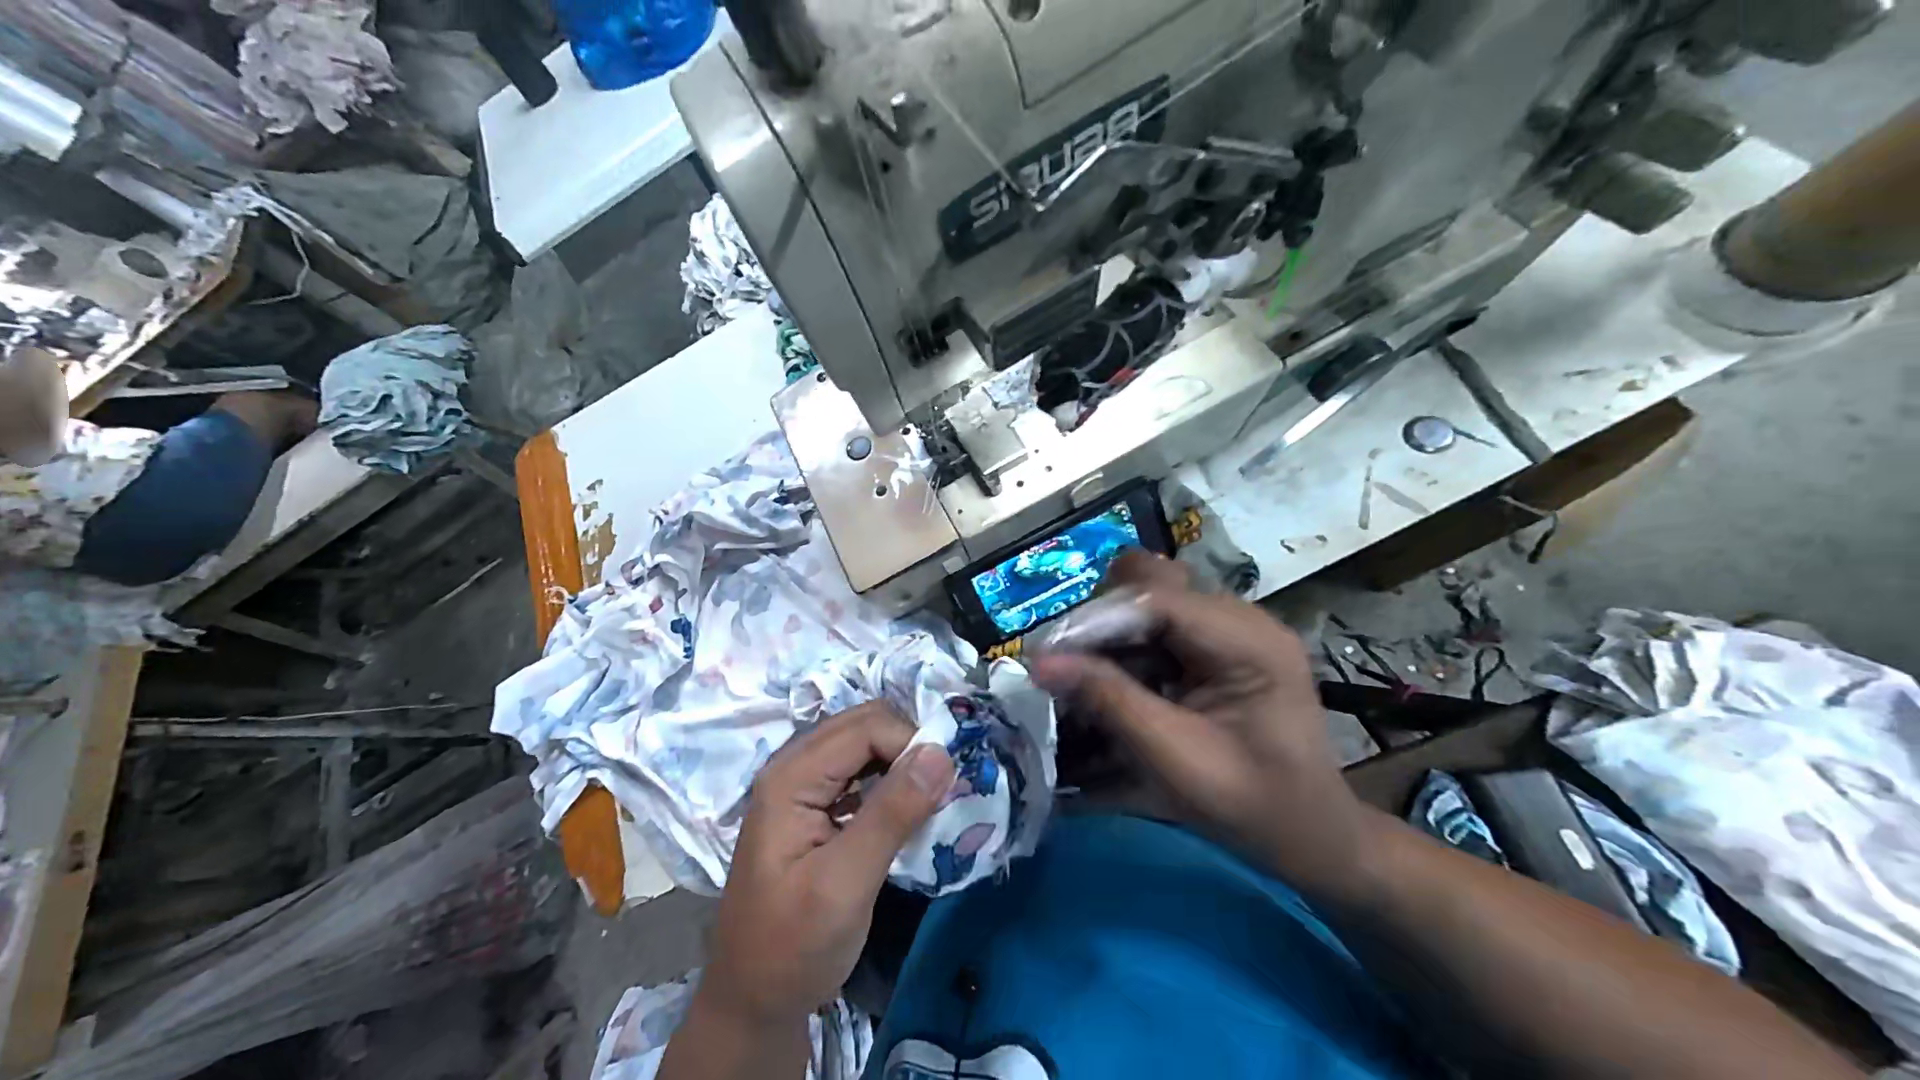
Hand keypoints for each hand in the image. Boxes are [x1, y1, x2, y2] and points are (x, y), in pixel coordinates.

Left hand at [700, 702, 954, 1022]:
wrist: (753, 1001)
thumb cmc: (793, 947)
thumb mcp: (845, 883)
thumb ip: (892, 814)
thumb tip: (941, 752)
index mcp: (790, 778)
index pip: (865, 727)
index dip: (910, 744)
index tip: (945, 785)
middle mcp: (792, 768)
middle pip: (863, 725)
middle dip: (909, 745)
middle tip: (943, 786)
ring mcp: (801, 787)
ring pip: (863, 745)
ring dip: (902, 762)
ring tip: (932, 797)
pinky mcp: (814, 808)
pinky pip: (859, 772)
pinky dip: (889, 781)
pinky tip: (907, 810)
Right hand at [1028, 553, 1377, 895]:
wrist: (1308, 834)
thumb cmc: (1250, 804)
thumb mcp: (1174, 757)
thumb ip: (1109, 701)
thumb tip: (1040, 662)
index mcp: (1249, 642)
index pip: (1158, 600)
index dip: (1095, 619)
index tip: (1045, 653)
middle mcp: (1242, 618)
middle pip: (1153, 584)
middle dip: (1102, 618)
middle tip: (1068, 663)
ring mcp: (1230, 627)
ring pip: (1149, 598)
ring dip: (1110, 632)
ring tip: (1082, 675)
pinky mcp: (1217, 644)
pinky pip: (1157, 625)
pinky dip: (1126, 647)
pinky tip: (1112, 681)